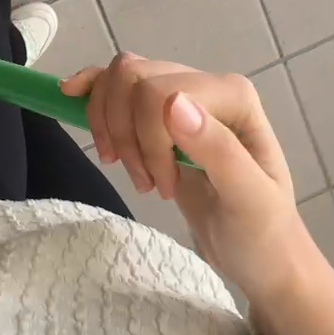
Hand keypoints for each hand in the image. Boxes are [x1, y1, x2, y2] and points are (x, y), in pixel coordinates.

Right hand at [60, 52, 314, 301]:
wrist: (260, 257)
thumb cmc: (263, 236)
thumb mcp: (250, 202)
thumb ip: (217, 150)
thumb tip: (173, 102)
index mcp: (233, 96)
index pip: (161, 91)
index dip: (148, 140)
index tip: (162, 189)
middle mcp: (206, 84)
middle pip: (134, 76)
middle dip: (125, 132)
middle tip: (144, 182)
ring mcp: (181, 95)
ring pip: (120, 79)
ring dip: (109, 125)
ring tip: (130, 171)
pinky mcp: (158, 114)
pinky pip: (116, 87)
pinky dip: (92, 90)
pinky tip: (71, 96)